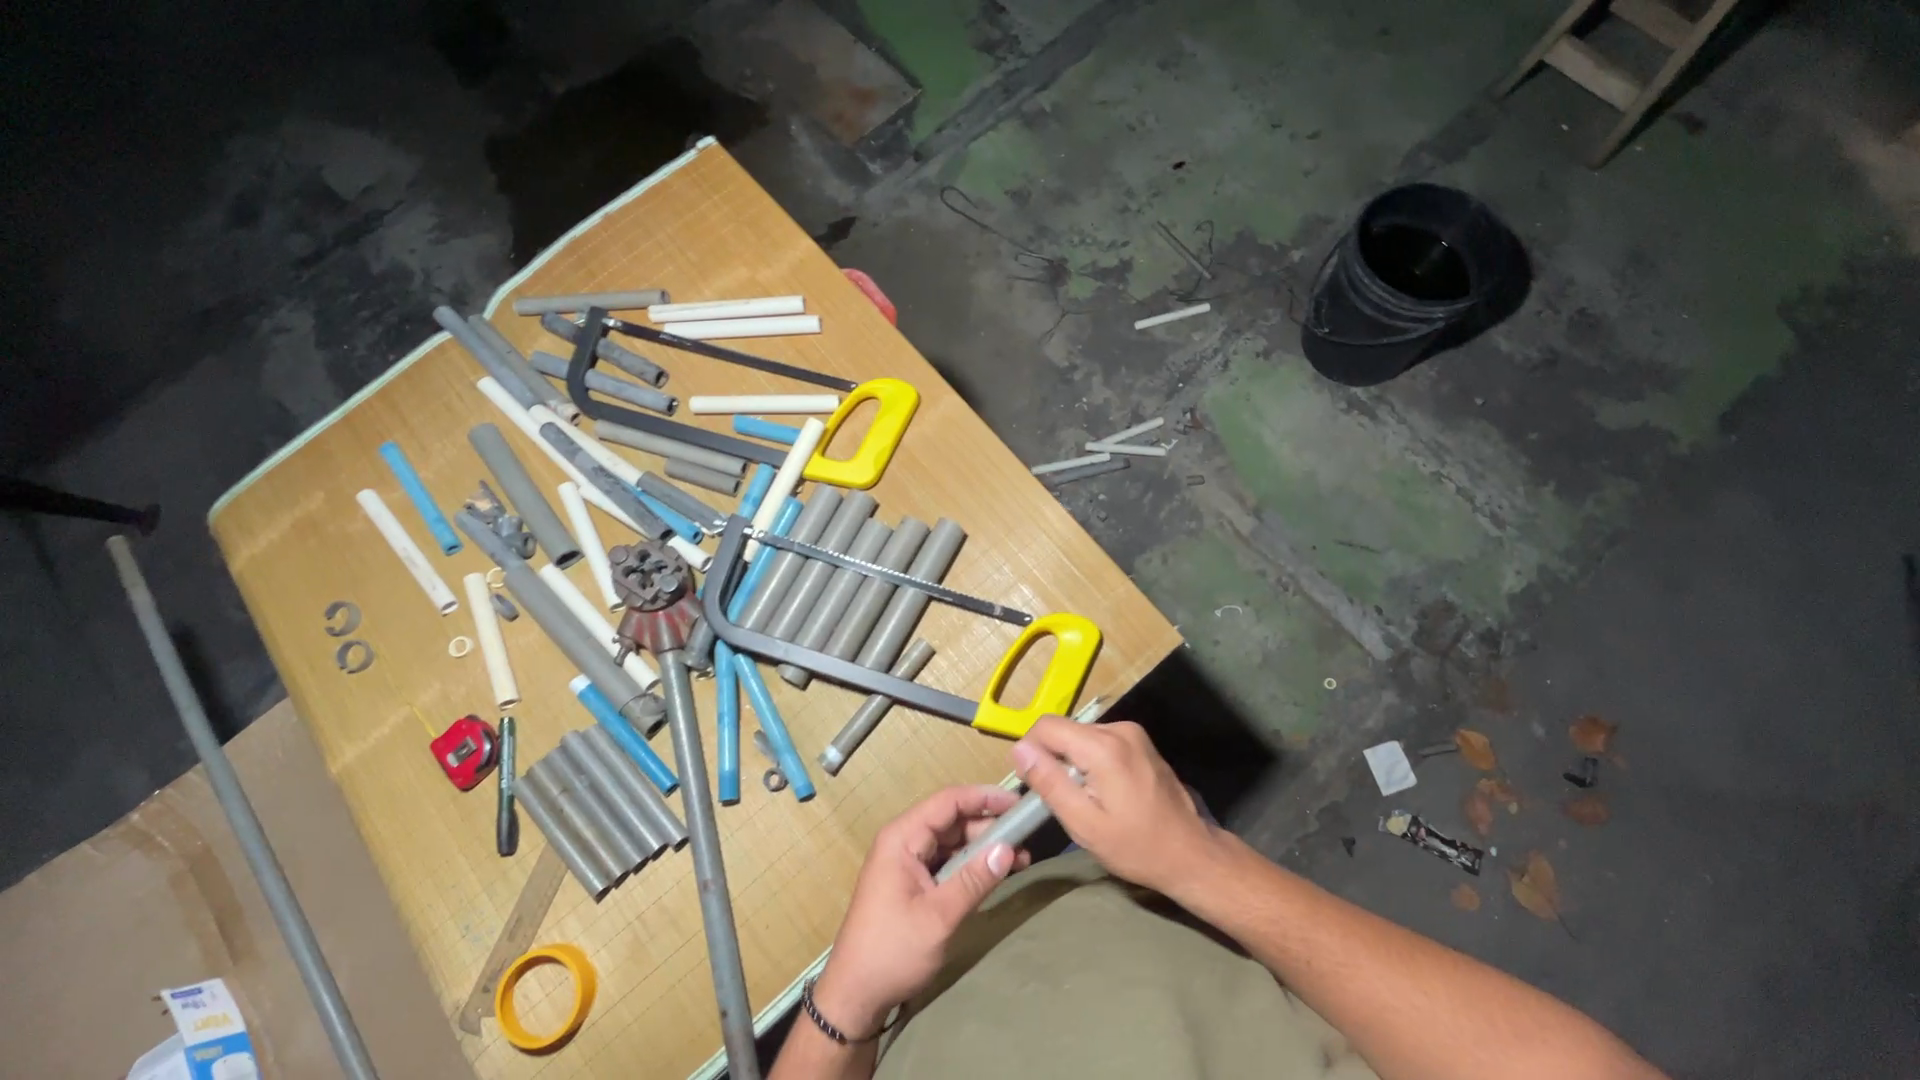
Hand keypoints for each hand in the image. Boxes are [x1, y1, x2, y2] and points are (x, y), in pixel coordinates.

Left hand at [814, 785, 1031, 1037]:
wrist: (855, 994)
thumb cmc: (893, 951)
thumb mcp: (939, 917)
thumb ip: (974, 880)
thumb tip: (1008, 848)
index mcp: (901, 838)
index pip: (948, 801)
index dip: (984, 798)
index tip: (1019, 803)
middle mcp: (902, 842)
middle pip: (951, 819)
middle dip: (989, 826)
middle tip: (1028, 837)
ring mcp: (905, 862)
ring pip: (951, 841)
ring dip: (983, 847)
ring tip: (1021, 858)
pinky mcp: (911, 882)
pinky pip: (945, 861)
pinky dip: (970, 865)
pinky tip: (995, 874)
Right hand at [1011, 716, 1224, 894]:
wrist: (1191, 853)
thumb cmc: (1135, 846)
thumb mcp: (1083, 823)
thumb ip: (1049, 782)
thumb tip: (1019, 749)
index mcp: (1103, 747)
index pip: (1046, 726)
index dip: (1030, 750)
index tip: (1034, 783)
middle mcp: (1119, 729)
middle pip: (1065, 730)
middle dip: (1054, 758)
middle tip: (1062, 799)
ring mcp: (1133, 733)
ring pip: (1081, 735)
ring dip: (1073, 761)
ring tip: (1085, 798)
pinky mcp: (1141, 742)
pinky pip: (1100, 741)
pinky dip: (1091, 760)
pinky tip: (1104, 792)